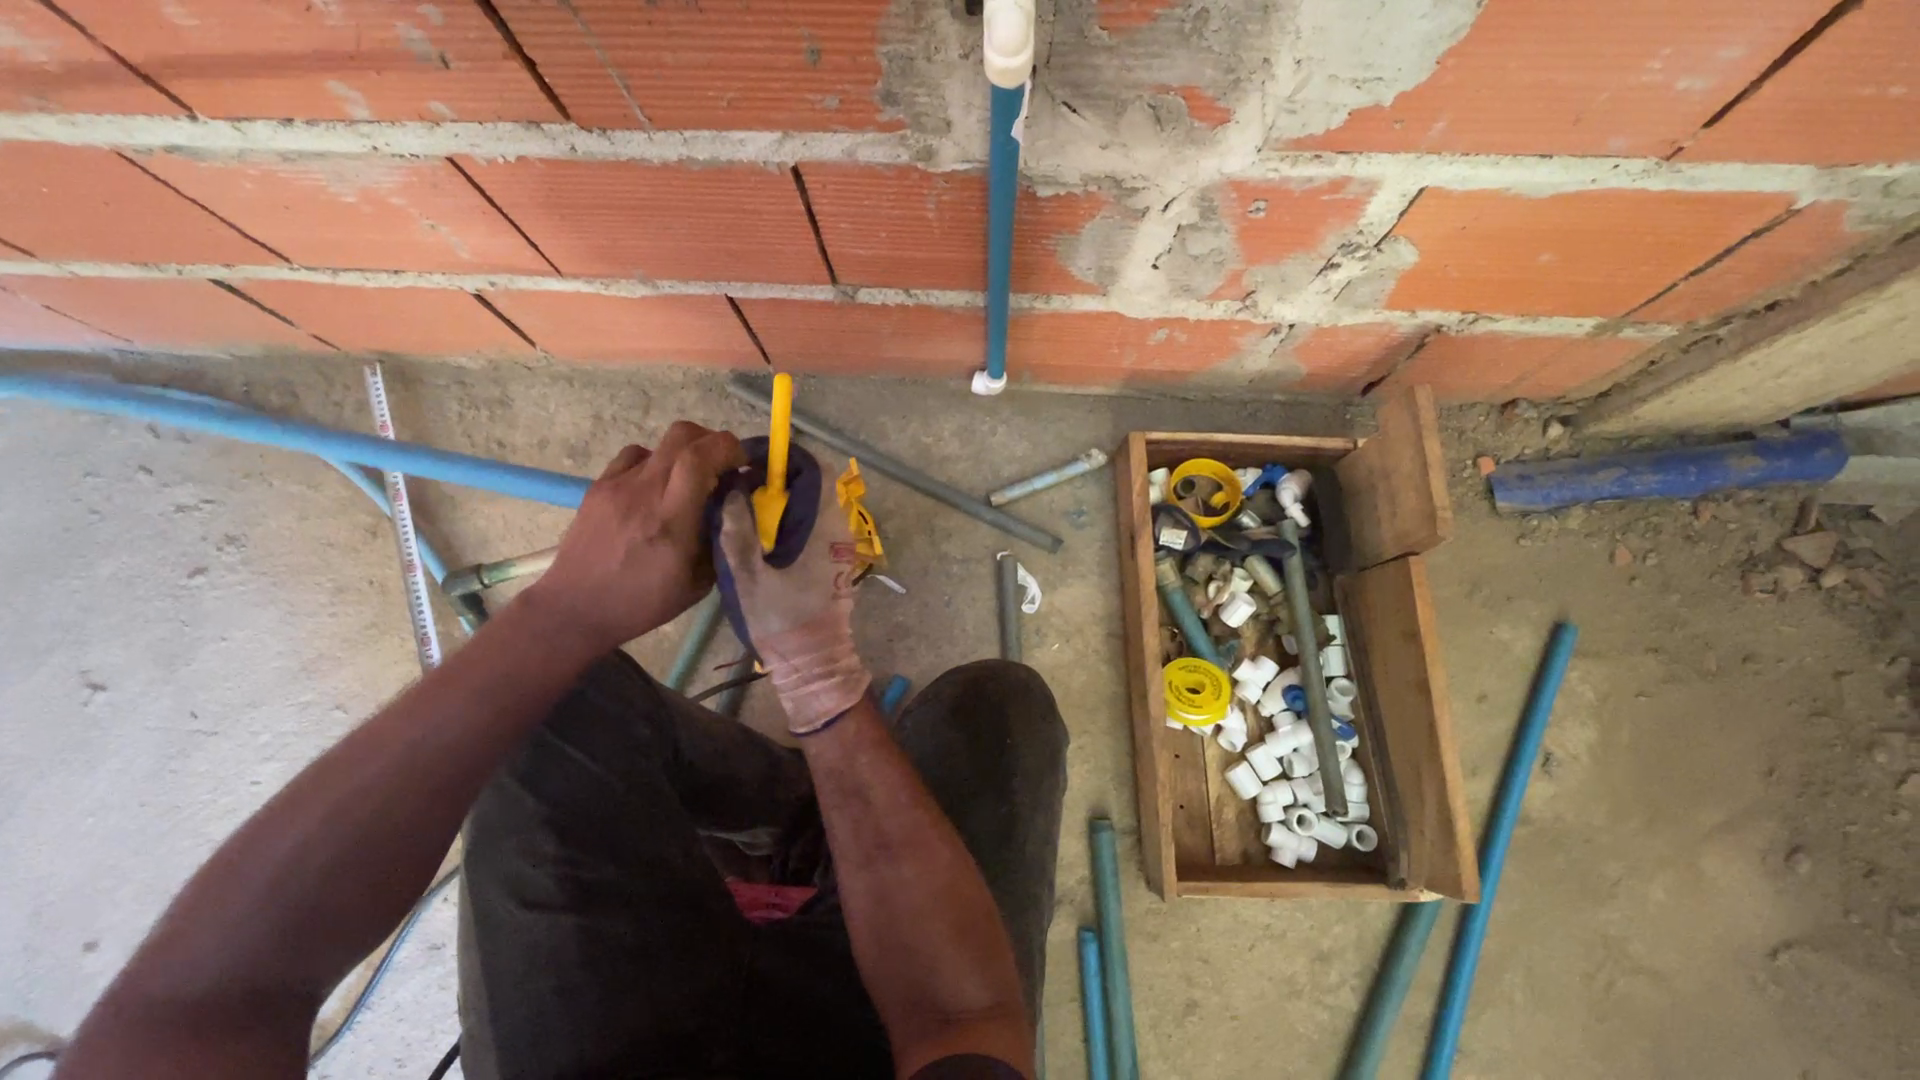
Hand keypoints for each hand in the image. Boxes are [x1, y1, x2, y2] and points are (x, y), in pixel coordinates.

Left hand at [526, 422, 744, 656]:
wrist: (576, 607)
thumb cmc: (643, 603)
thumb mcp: (699, 582)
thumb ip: (722, 540)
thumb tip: (739, 509)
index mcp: (671, 520)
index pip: (700, 457)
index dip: (728, 448)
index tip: (744, 464)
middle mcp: (643, 493)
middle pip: (682, 435)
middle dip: (712, 442)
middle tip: (723, 466)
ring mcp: (616, 485)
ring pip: (659, 444)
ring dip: (683, 454)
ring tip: (688, 482)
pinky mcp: (598, 486)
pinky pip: (634, 457)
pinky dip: (655, 464)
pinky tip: (655, 488)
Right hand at [718, 466, 869, 734]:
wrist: (815, 665)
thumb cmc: (782, 621)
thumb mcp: (749, 576)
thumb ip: (737, 531)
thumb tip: (731, 490)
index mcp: (823, 527)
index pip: (815, 469)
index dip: (785, 457)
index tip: (750, 460)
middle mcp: (838, 530)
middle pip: (814, 484)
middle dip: (777, 477)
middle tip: (739, 484)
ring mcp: (839, 546)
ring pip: (813, 504)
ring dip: (782, 498)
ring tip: (743, 506)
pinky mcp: (832, 560)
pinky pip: (813, 524)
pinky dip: (788, 518)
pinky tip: (759, 533)